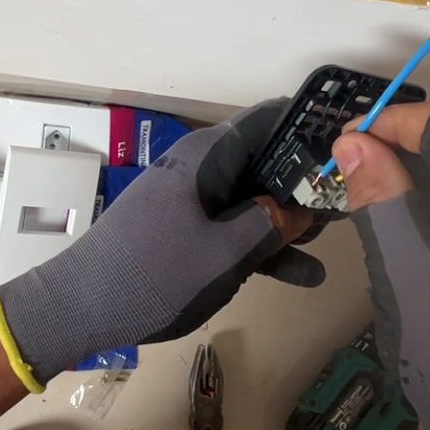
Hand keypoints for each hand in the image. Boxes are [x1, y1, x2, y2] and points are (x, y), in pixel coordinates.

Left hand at [0, 101, 318, 380]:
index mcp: (204, 157)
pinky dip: (260, 244)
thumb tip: (300, 207)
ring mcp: (188, 202)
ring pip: (250, 200)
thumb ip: (269, 225)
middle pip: (262, 163)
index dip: (306, 127)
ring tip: (329, 240)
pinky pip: (230, 228)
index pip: (265, 122)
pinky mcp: (182, 232)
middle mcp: (197, 170)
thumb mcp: (224, 252)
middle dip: (303, 183)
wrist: (82, 307)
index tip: (345, 141)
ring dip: (287, 221)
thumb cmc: (156, 273)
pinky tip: (301, 273)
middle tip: (347, 200)